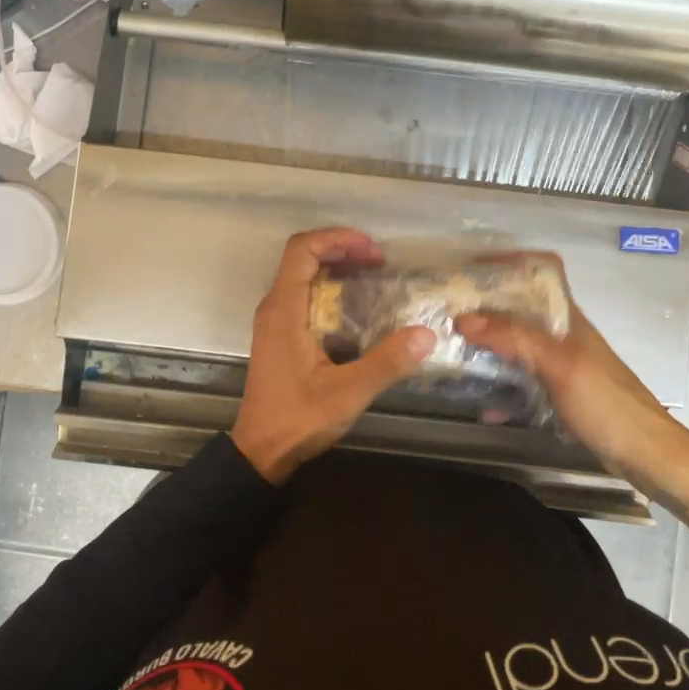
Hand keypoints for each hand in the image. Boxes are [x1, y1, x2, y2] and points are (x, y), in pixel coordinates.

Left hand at [232, 228, 434, 483]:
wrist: (261, 450)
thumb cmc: (298, 418)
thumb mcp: (348, 392)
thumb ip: (387, 362)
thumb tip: (427, 335)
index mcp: (284, 310)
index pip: (302, 250)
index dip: (337, 238)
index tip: (372, 250)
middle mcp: (274, 308)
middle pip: (303, 258)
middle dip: (342, 251)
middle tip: (380, 263)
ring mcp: (274, 322)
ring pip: (302, 277)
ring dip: (336, 269)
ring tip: (374, 278)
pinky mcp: (279, 337)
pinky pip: (303, 297)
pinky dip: (330, 290)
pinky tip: (358, 309)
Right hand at [455, 255, 688, 542]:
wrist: (648, 456)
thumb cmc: (608, 405)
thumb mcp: (559, 366)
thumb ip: (515, 338)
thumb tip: (464, 318)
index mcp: (568, 317)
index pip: (542, 270)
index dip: (509, 262)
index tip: (470, 271)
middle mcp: (563, 334)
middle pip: (522, 307)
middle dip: (485, 307)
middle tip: (447, 315)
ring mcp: (563, 364)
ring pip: (518, 343)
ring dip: (488, 345)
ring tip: (454, 353)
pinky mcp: (560, 393)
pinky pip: (522, 380)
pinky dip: (501, 387)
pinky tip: (484, 406)